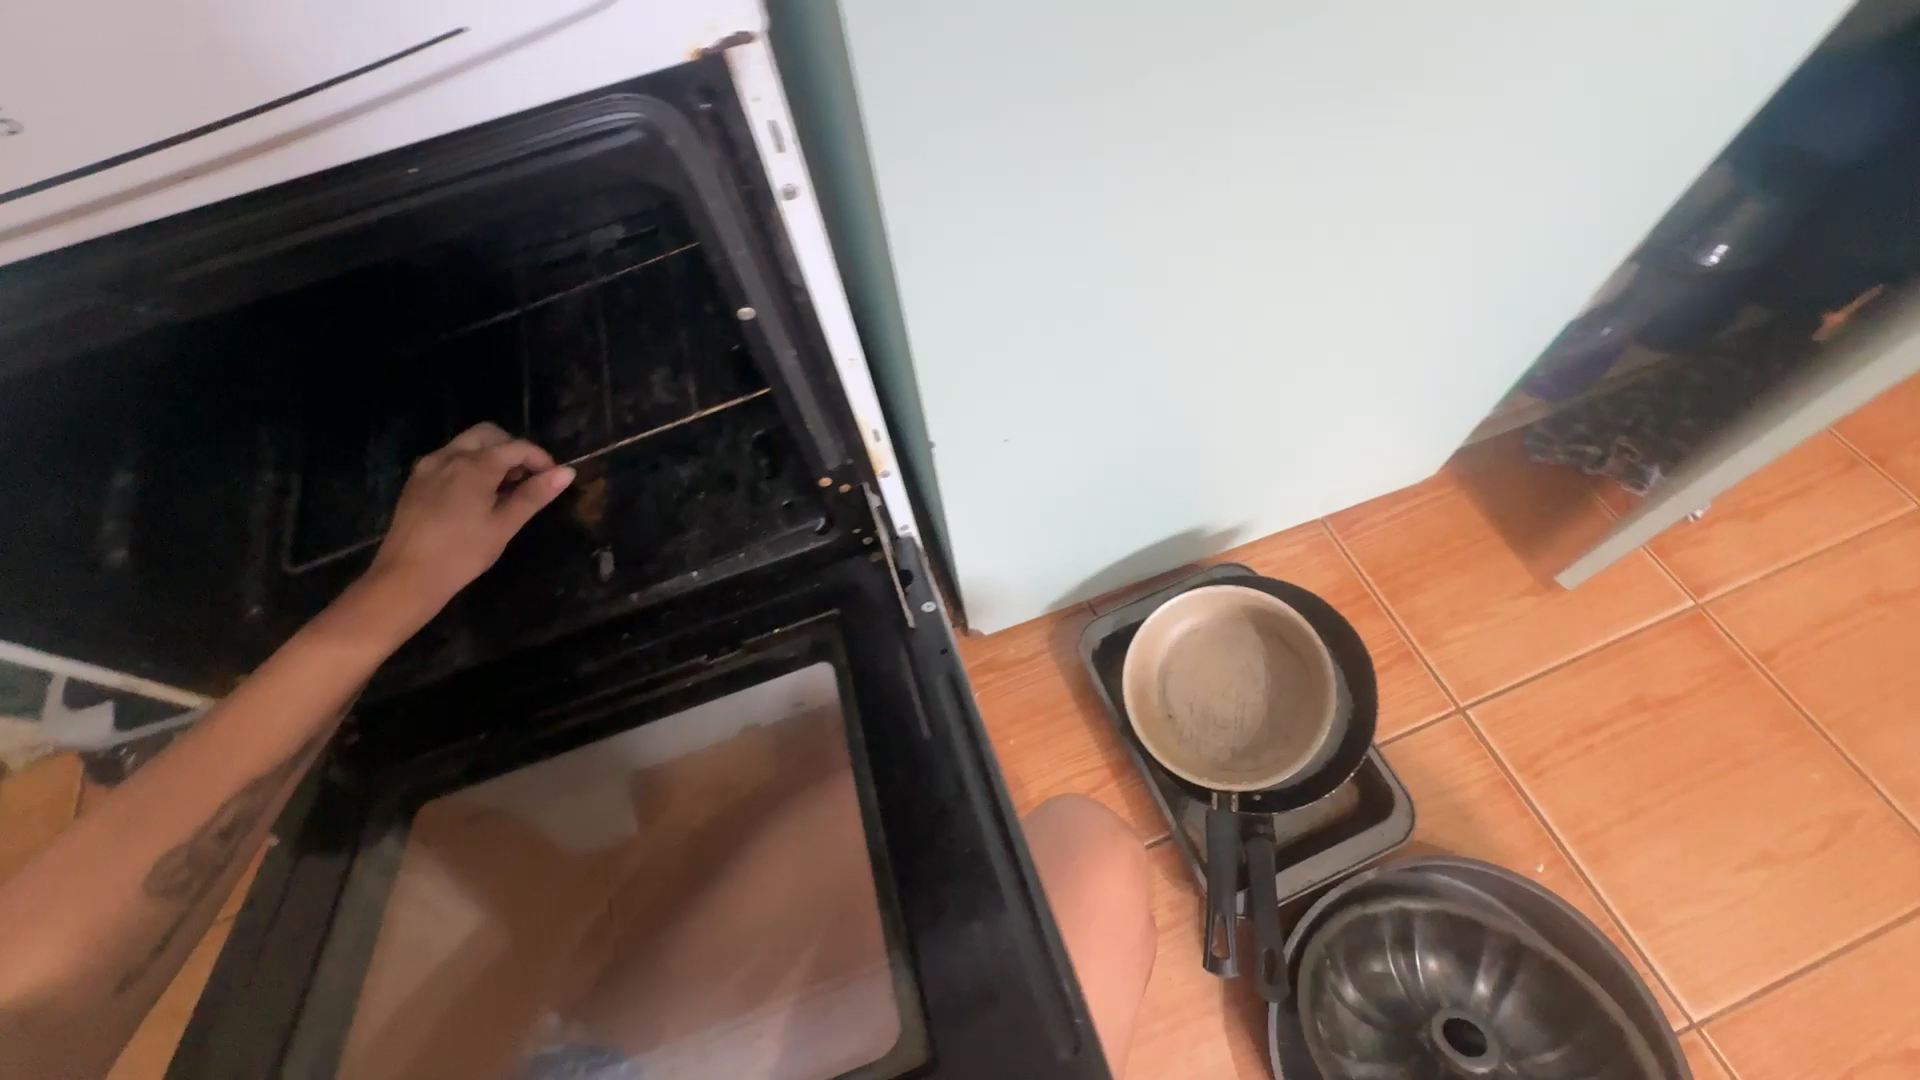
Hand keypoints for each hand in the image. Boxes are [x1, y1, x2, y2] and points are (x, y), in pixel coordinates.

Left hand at [362, 423, 574, 619]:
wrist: (407, 576)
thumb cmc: (463, 552)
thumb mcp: (505, 525)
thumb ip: (535, 494)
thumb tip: (568, 472)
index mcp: (475, 466)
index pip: (517, 447)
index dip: (541, 459)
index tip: (553, 479)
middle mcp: (449, 456)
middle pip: (489, 435)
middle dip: (513, 449)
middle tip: (527, 479)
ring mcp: (429, 466)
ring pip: (467, 444)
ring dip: (491, 456)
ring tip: (504, 489)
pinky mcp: (417, 480)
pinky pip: (449, 458)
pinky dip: (470, 465)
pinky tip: (477, 495)